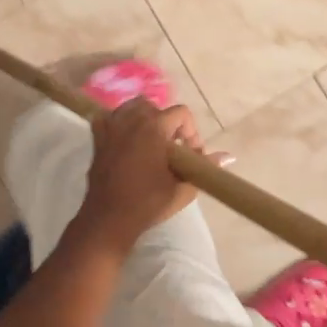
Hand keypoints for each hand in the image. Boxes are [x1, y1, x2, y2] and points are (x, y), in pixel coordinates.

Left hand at [74, 100, 216, 251]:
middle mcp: (132, 120)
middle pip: (155, 107)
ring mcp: (111, 128)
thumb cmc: (149, 203)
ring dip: (143, 118)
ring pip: (131, 107)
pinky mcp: (98, 139)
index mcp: (155, 127)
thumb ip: (204, 166)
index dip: (191, 131)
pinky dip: (117, 122)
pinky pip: (108, 118)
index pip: (181, 113)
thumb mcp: (183, 188)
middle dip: (167, 124)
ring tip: (149, 141)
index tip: (190, 154)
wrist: (110, 219)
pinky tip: (124, 139)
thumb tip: (228, 156)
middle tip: (171, 149)